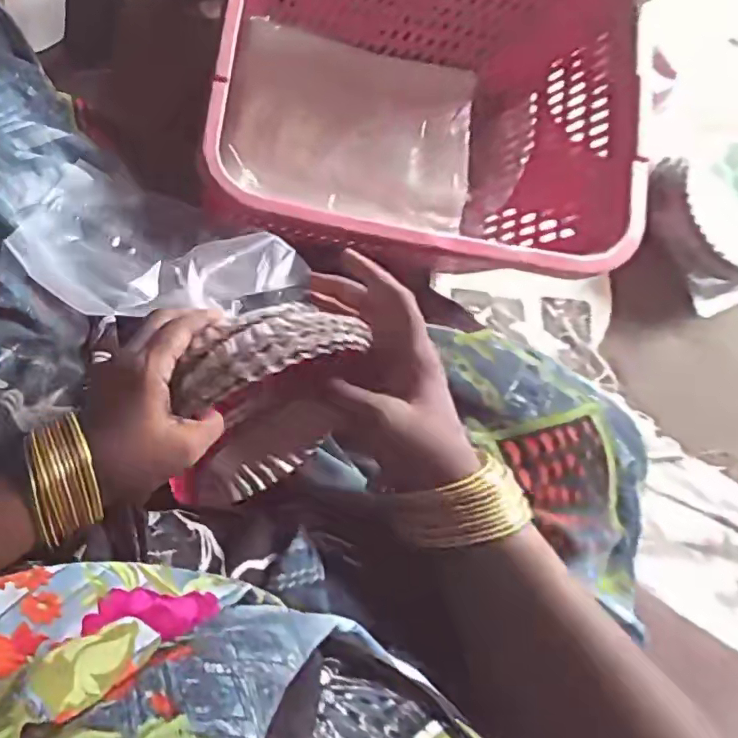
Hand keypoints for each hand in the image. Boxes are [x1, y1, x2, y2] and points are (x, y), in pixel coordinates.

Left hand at [82, 310, 228, 504]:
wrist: (82, 469)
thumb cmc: (134, 459)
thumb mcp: (184, 448)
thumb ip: (209, 425)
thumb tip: (213, 413)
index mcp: (147, 367)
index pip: (177, 329)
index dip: (202, 319)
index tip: (223, 317)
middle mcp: (125, 356)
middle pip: (157, 320)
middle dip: (185, 316)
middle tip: (210, 323)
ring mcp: (109, 364)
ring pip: (141, 332)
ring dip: (167, 328)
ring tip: (191, 338)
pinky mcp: (102, 376)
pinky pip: (131, 347)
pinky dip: (152, 343)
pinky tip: (166, 358)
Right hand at [307, 250, 479, 492]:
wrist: (440, 481)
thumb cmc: (425, 446)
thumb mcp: (387, 420)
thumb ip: (346, 397)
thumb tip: (305, 379)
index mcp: (412, 352)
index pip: (394, 301)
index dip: (371, 276)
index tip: (344, 257)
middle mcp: (398, 353)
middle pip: (370, 310)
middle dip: (339, 292)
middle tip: (302, 284)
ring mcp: (385, 370)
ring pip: (356, 330)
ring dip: (329, 315)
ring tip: (298, 306)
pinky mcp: (372, 387)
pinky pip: (345, 355)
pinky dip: (324, 345)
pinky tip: (302, 345)